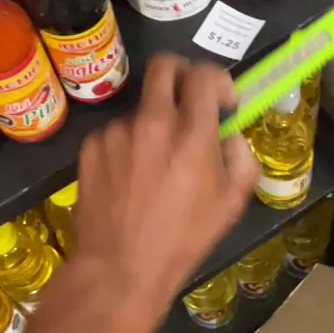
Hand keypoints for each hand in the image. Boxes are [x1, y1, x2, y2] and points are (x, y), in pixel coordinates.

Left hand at [70, 53, 258, 324]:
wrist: (120, 267)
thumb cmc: (183, 238)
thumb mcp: (231, 204)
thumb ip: (242, 159)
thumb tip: (229, 136)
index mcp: (192, 134)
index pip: (204, 75)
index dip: (218, 79)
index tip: (222, 101)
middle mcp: (153, 122)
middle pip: (164, 65)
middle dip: (181, 72)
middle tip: (187, 97)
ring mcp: (117, 132)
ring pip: (141, 108)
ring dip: (153, 122)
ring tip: (154, 163)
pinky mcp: (91, 146)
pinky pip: (116, 133)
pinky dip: (128, 145)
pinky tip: (129, 177)